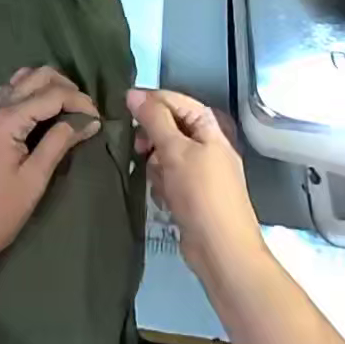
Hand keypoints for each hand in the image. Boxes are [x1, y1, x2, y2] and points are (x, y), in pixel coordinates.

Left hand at [0, 66, 101, 286]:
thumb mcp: (35, 178)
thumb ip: (60, 142)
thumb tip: (89, 121)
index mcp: (7, 119)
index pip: (52, 94)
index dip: (79, 101)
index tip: (98, 118)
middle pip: (37, 75)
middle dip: (66, 87)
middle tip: (85, 111)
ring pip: (23, 78)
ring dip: (48, 85)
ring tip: (68, 107)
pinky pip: (12, 90)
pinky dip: (33, 91)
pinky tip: (44, 112)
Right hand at [127, 88, 261, 276]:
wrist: (222, 250)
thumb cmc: (201, 193)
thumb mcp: (175, 150)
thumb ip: (154, 119)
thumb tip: (132, 92)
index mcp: (207, 124)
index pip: (172, 99)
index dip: (148, 101)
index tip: (122, 109)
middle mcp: (205, 141)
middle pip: (167, 125)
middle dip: (151, 138)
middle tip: (138, 151)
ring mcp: (199, 168)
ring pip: (164, 153)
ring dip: (156, 166)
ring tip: (157, 182)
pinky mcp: (191, 192)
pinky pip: (168, 176)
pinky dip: (162, 185)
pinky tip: (163, 199)